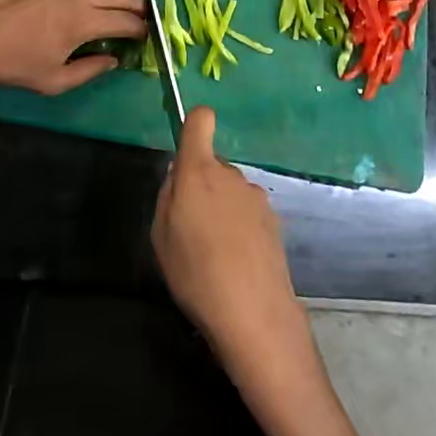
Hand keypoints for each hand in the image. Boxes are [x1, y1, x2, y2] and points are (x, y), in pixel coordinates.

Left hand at [0, 0, 145, 94]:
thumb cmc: (12, 64)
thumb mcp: (54, 81)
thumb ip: (89, 71)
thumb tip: (113, 59)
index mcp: (83, 22)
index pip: (127, 21)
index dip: (142, 31)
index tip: (145, 39)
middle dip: (140, 8)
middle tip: (141, 22)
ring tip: (123, 5)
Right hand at [152, 110, 397, 435]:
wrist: (254, 313)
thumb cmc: (195, 272)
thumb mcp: (160, 235)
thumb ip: (168, 196)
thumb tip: (180, 178)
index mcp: (199, 172)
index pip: (201, 121)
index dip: (194, 124)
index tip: (187, 147)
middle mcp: (231, 175)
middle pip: (212, 165)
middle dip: (201, 185)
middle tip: (189, 227)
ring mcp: (256, 197)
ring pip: (230, 191)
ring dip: (221, 209)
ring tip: (213, 253)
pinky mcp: (274, 220)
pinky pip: (247, 213)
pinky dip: (239, 228)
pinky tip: (235, 262)